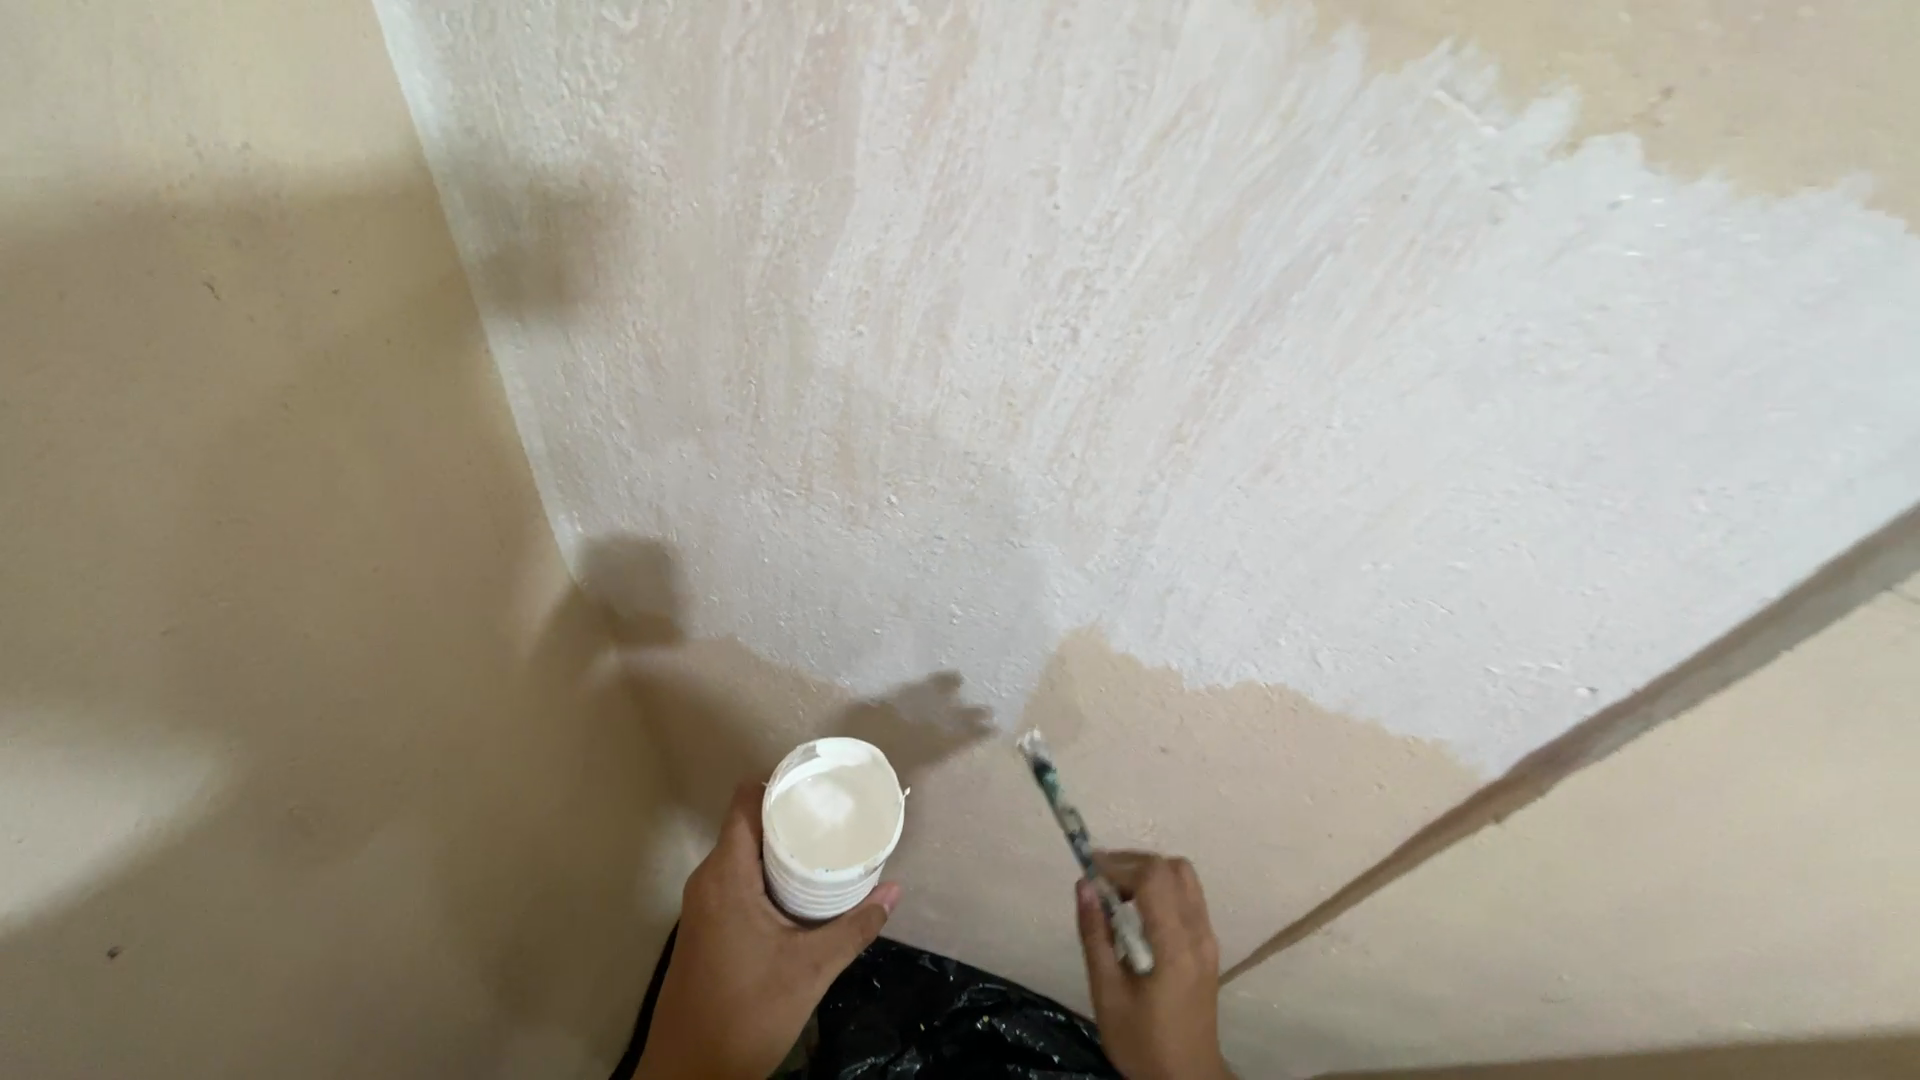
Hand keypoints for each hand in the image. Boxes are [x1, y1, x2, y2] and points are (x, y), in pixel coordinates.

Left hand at [637, 781, 900, 1079]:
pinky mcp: (706, 925)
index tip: (819, 780)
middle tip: (836, 811)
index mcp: (726, 876)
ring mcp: (703, 904)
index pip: (746, 801)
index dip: (780, 782)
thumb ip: (856, 926)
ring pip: (743, 853)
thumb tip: (895, 890)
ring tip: (826, 842)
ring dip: (780, 846)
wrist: (689, 1077)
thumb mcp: (811, 969)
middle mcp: (708, 879)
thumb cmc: (746, 1013)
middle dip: (790, 814)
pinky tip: (801, 884)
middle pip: (748, 823)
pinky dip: (768, 871)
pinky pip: (737, 878)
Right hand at [1076, 852, 1233, 1079]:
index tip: (1088, 870)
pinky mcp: (1207, 946)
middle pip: (1172, 868)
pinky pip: (1187, 897)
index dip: (1119, 865)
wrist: (1187, 1079)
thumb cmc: (1142, 1043)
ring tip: (1117, 895)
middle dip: (1132, 864)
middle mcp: (1198, 934)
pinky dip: (1160, 890)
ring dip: (1148, 874)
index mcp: (1175, 946)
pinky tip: (1136, 913)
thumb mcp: (1107, 993)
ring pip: (1183, 878)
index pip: (1153, 877)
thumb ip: (1095, 935)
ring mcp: (1207, 939)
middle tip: (1101, 882)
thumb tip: (1084, 885)